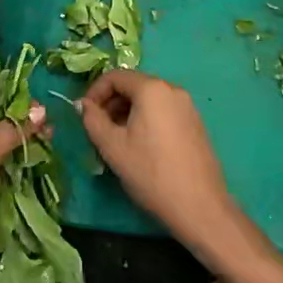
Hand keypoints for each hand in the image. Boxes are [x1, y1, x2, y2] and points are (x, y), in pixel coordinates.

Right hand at [78, 70, 244, 257]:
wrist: (199, 206)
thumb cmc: (151, 173)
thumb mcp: (112, 147)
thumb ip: (92, 120)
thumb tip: (83, 104)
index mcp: (152, 89)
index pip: (114, 76)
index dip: (94, 92)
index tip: (84, 114)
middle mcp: (172, 89)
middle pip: (133, 85)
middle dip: (111, 103)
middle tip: (98, 129)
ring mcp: (187, 106)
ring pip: (148, 99)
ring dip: (127, 112)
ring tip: (117, 140)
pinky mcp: (195, 122)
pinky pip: (163, 111)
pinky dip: (146, 119)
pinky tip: (140, 146)